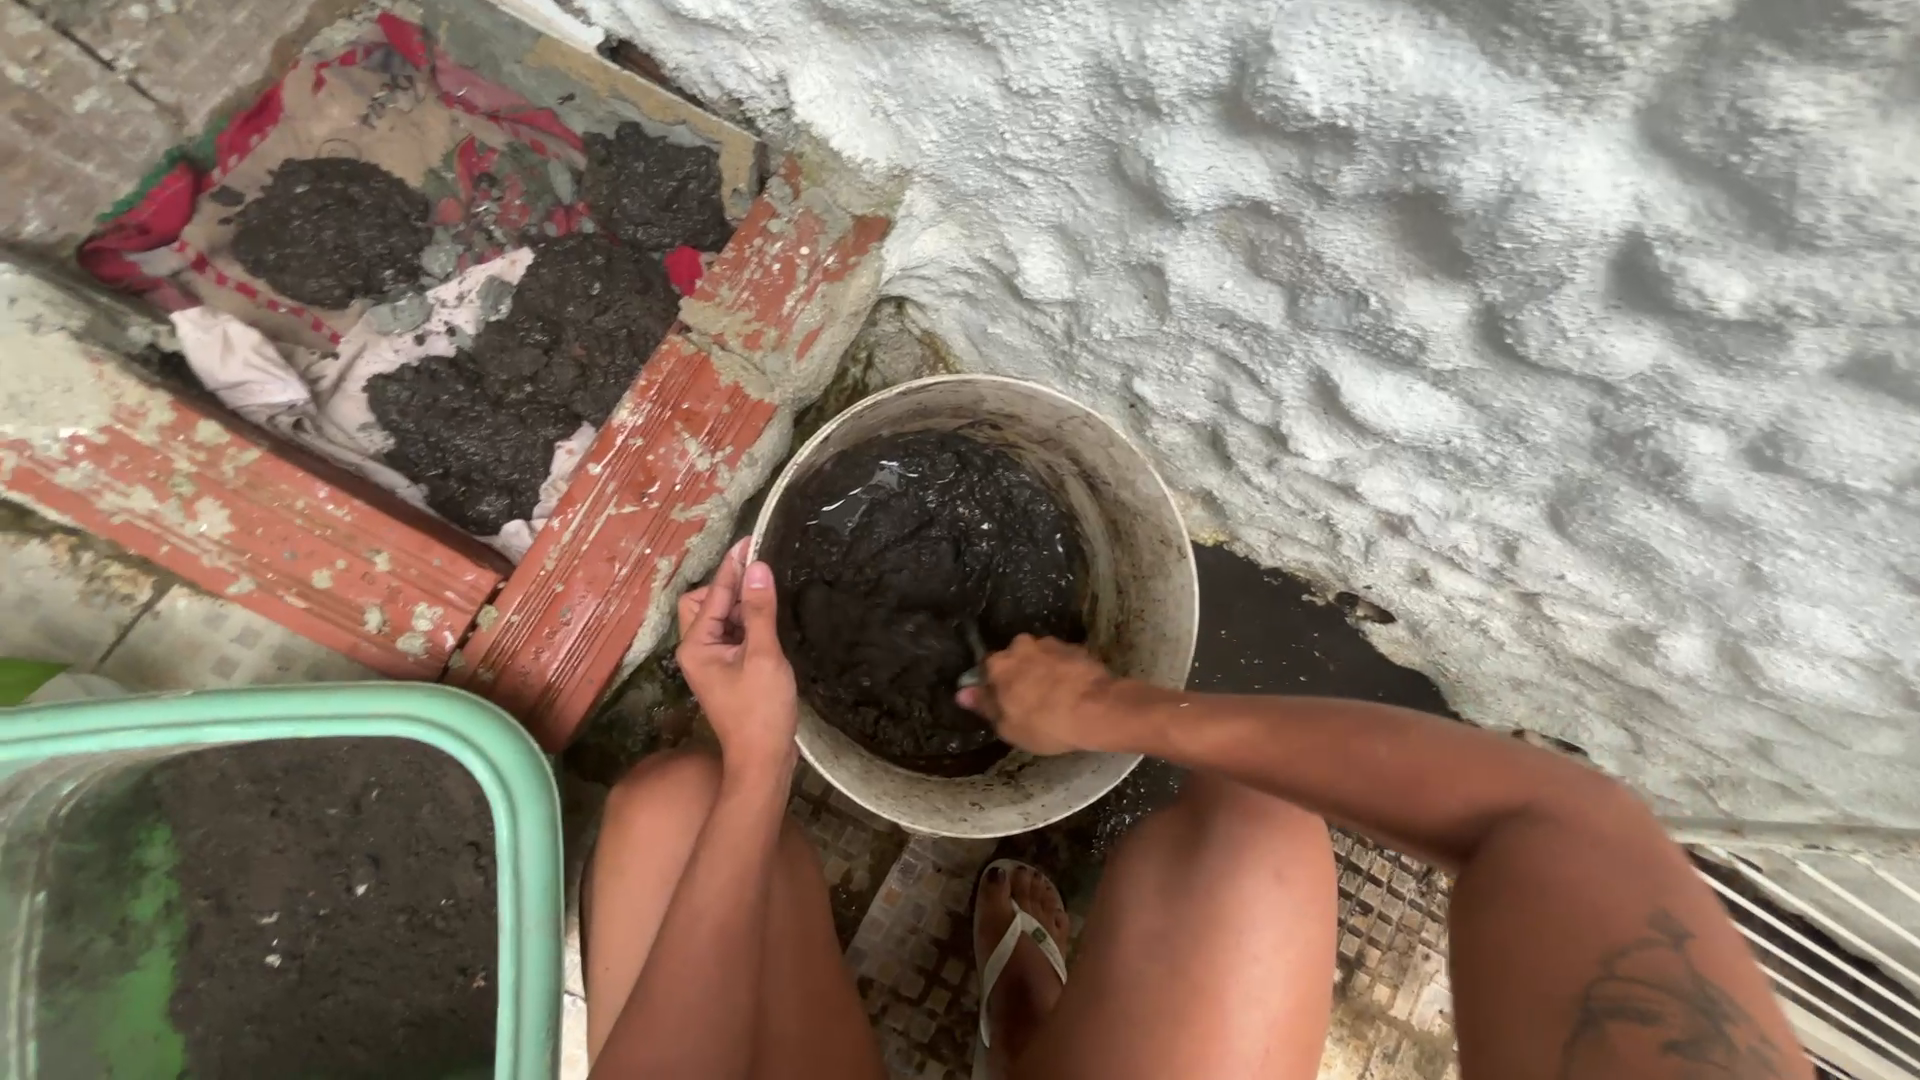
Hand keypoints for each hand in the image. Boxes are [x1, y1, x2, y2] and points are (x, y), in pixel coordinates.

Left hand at [675, 538, 797, 772]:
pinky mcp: (730, 670)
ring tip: (771, 594)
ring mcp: (713, 661)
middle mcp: (698, 650)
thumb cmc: (761, 711)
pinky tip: (770, 618)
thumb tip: (757, 568)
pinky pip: (735, 634)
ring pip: (723, 617)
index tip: (753, 540)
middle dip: (732, 586)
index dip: (734, 566)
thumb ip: (760, 611)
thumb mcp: (764, 656)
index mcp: (697, 645)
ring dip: (743, 604)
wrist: (763, 760)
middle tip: (763, 575)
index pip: (715, 593)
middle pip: (707, 601)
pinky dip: (750, 622)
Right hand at [956, 634, 1115, 754]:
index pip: (985, 670)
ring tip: (1055, 695)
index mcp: (998, 664)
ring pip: (1039, 657)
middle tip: (1029, 700)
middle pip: (1014, 660)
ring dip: (1042, 671)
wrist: (1096, 709)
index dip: (993, 687)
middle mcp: (1021, 646)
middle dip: (1019, 675)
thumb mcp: (1008, 727)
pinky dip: (1063, 671)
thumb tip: (962, 693)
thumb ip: (985, 706)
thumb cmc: (1045, 723)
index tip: (1002, 702)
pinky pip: (1062, 660)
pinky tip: (1072, 690)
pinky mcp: (1076, 647)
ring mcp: (1050, 643)